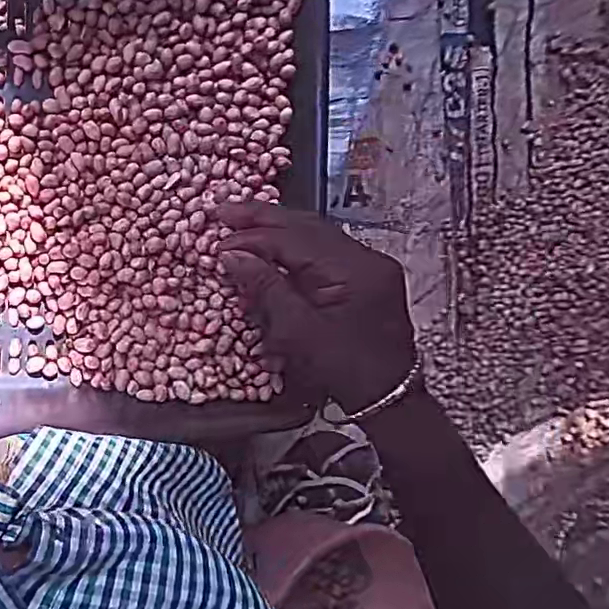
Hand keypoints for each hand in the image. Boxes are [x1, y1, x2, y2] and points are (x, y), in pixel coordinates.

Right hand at [215, 201, 417, 412]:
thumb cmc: (344, 370)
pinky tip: (268, 244)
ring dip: (275, 228)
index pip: (294, 240)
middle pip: (306, 226)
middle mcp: (365, 258)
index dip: (252, 239)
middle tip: (224, 211)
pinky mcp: (362, 275)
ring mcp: (367, 265)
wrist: (388, 398)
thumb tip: (231, 256)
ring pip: (314, 233)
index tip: (219, 244)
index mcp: (354, 270)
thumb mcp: (297, 333)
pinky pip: (322, 250)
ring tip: (240, 222)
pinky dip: (291, 246)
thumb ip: (265, 288)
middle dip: (262, 218)